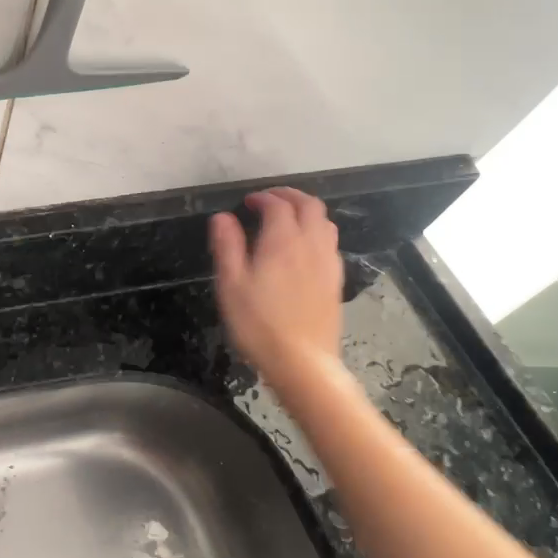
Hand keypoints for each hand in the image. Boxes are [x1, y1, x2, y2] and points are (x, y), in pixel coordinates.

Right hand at [209, 188, 346, 393]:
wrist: (301, 361)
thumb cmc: (258, 323)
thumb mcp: (230, 284)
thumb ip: (227, 246)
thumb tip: (222, 218)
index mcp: (282, 242)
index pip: (278, 205)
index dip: (262, 197)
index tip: (246, 203)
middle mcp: (311, 246)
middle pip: (310, 205)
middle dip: (289, 196)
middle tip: (268, 200)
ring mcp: (328, 263)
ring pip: (325, 222)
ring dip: (306, 212)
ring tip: (286, 219)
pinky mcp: (335, 281)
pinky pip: (330, 243)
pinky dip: (316, 232)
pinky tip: (303, 249)